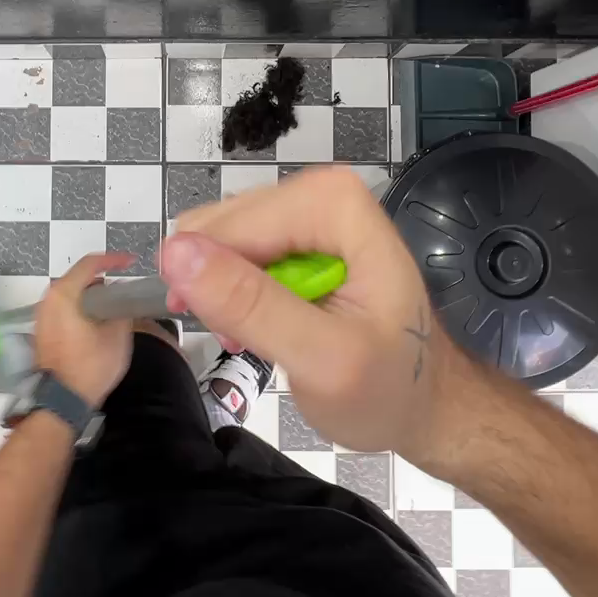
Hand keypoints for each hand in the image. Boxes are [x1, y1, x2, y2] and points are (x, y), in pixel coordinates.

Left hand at [31, 253, 137, 407]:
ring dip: (91, 294)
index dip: (113, 260)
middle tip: (122, 285)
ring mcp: (41, 316)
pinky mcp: (42, 330)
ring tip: (113, 303)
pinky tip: (97, 319)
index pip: (90, 263)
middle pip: (77, 276)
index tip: (130, 263)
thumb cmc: (89, 367)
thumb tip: (122, 299)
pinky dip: (80, 306)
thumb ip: (122, 309)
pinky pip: (64, 308)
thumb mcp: (117, 336)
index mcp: (64, 295)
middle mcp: (47, 300)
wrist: (62, 401)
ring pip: (70, 293)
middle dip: (102, 278)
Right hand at [161, 167, 467, 455]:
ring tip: (256, 336)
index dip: (210, 278)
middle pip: (220, 225)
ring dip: (223, 293)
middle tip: (244, 340)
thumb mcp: (321, 359)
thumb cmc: (387, 389)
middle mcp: (319, 192)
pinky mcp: (294, 234)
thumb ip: (251, 306)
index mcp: (334, 205)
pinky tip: (258, 325)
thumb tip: (174, 254)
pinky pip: (231, 251)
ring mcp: (306, 211)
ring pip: (216, 238)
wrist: (423, 404)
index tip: (222, 333)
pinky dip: (232, 293)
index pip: (234, 226)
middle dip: (217, 285)